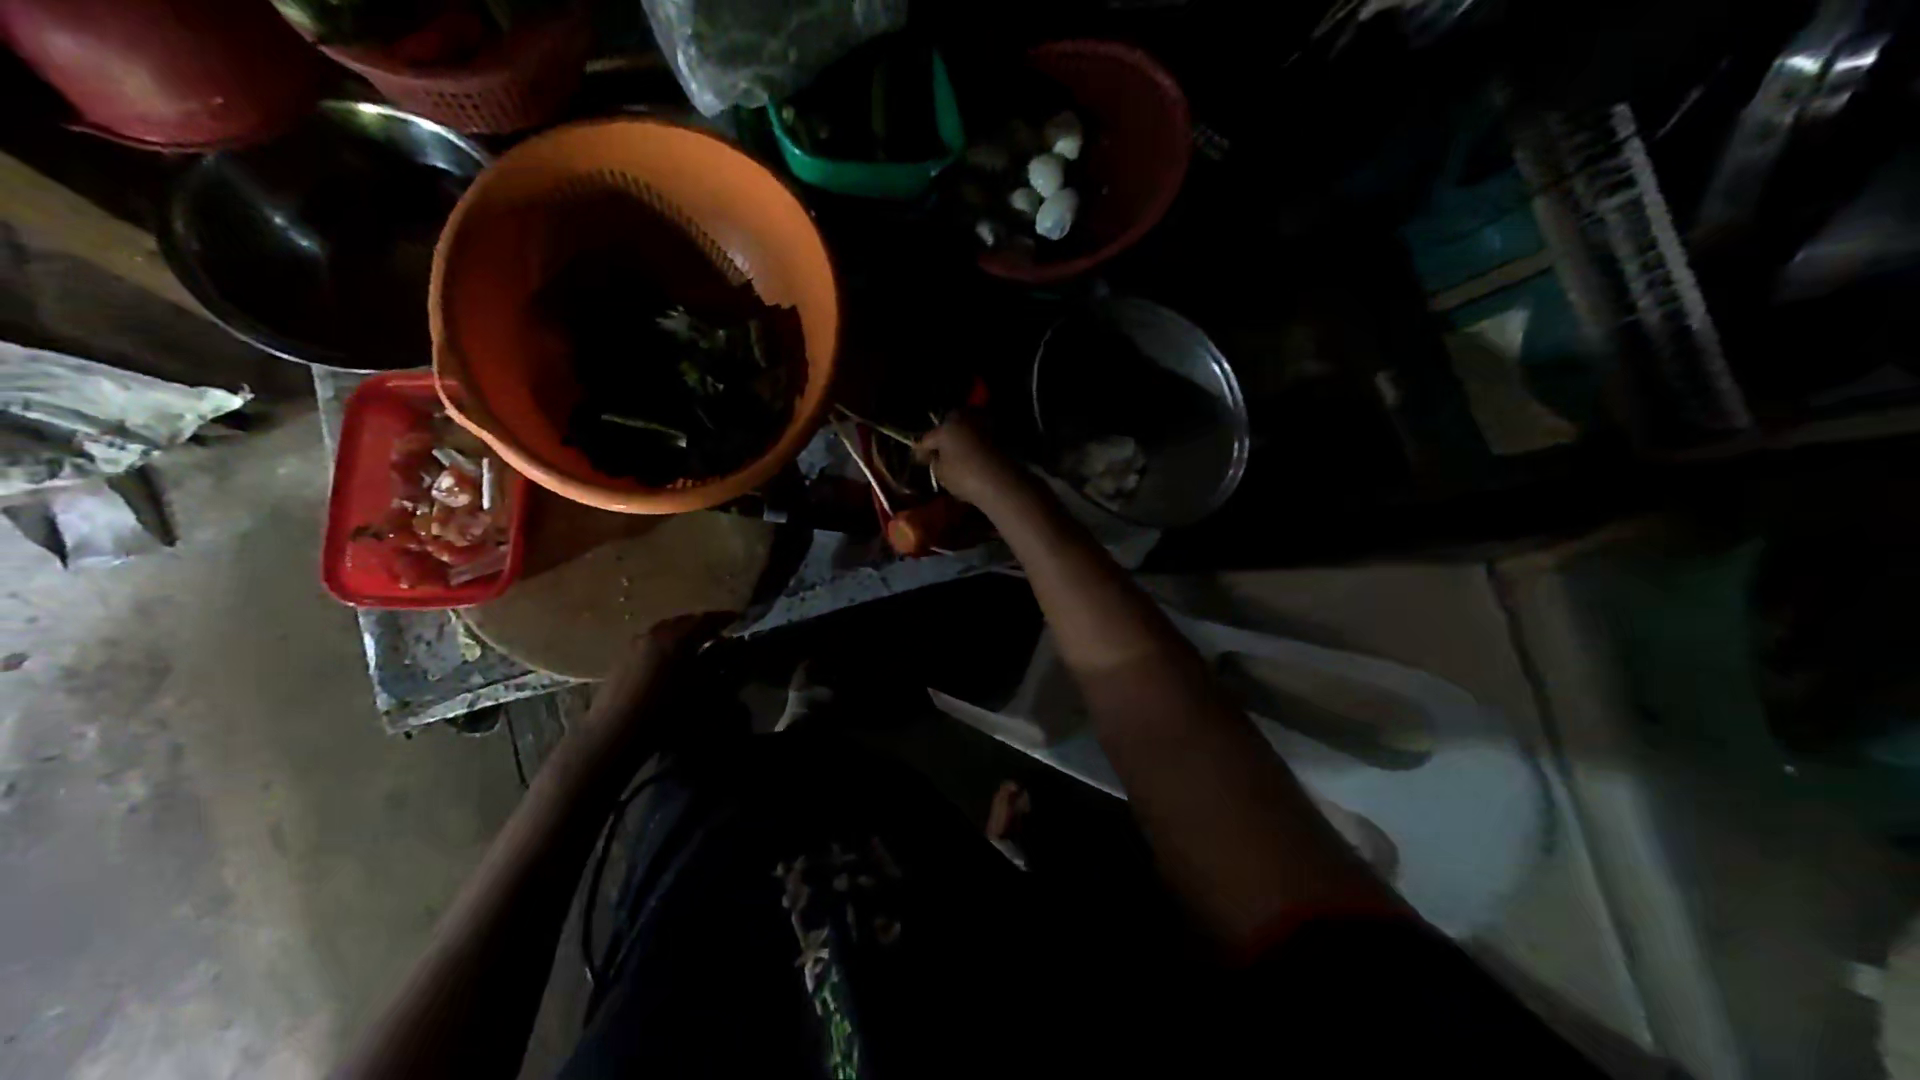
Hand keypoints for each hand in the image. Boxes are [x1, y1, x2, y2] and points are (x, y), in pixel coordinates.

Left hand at [581, 611, 736, 753]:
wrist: (618, 729)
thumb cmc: (667, 708)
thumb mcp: (703, 687)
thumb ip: (716, 664)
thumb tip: (724, 650)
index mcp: (677, 636)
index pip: (705, 619)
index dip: (723, 618)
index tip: (736, 618)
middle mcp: (655, 633)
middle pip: (683, 621)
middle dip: (701, 625)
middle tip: (716, 631)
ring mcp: (635, 644)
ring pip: (664, 631)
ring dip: (681, 634)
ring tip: (693, 644)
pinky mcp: (622, 658)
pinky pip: (650, 643)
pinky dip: (665, 645)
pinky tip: (669, 659)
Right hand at [914, 412, 1031, 512]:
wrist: (999, 482)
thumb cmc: (964, 476)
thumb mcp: (940, 473)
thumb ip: (934, 462)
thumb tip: (935, 457)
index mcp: (946, 428)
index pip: (927, 438)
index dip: (920, 450)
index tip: (918, 460)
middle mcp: (963, 421)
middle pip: (948, 426)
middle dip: (941, 436)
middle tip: (937, 452)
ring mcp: (982, 426)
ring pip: (964, 429)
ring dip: (958, 438)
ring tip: (954, 454)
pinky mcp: (996, 436)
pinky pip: (978, 436)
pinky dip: (972, 443)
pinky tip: (969, 455)